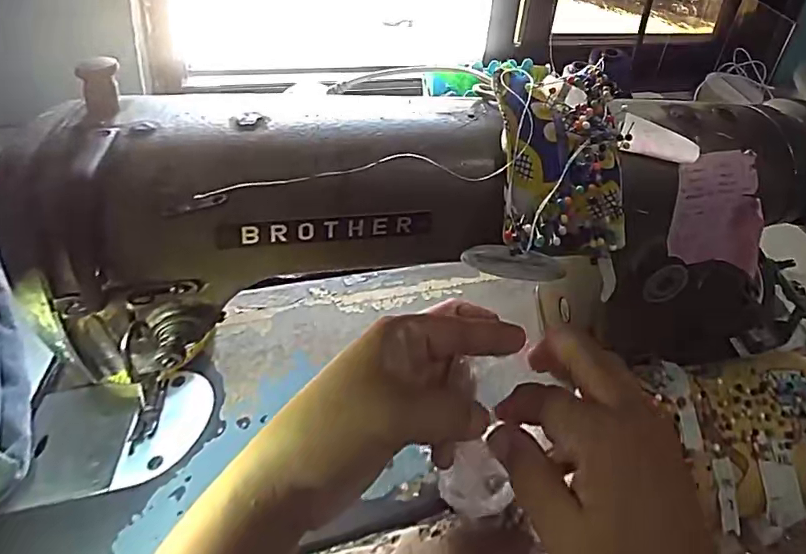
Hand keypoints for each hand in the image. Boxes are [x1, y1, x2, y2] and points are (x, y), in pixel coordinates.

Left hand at [286, 298, 526, 497]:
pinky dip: (444, 432)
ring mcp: (395, 388)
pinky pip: (434, 416)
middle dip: (471, 377)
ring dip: (458, 412)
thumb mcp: (396, 412)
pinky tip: (441, 456)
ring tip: (457, 441)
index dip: (488, 330)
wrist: (283, 482)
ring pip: (446, 389)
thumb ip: (448, 410)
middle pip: (453, 354)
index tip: (522, 340)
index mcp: (399, 336)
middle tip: (484, 405)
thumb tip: (485, 417)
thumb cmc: (337, 428)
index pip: (454, 323)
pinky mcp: (391, 420)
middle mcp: (400, 355)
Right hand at [487, 327, 711, 553]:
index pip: (548, 397)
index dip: (518, 401)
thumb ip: (528, 475)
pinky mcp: (664, 437)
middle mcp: (630, 411)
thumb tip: (500, 433)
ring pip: (612, 368)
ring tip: (552, 376)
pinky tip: (584, 419)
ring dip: (581, 363)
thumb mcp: (562, 531)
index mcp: (601, 430)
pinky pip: (628, 392)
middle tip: (530, 356)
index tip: (498, 416)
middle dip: (557, 347)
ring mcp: (653, 421)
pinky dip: (602, 385)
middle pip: (589, 355)